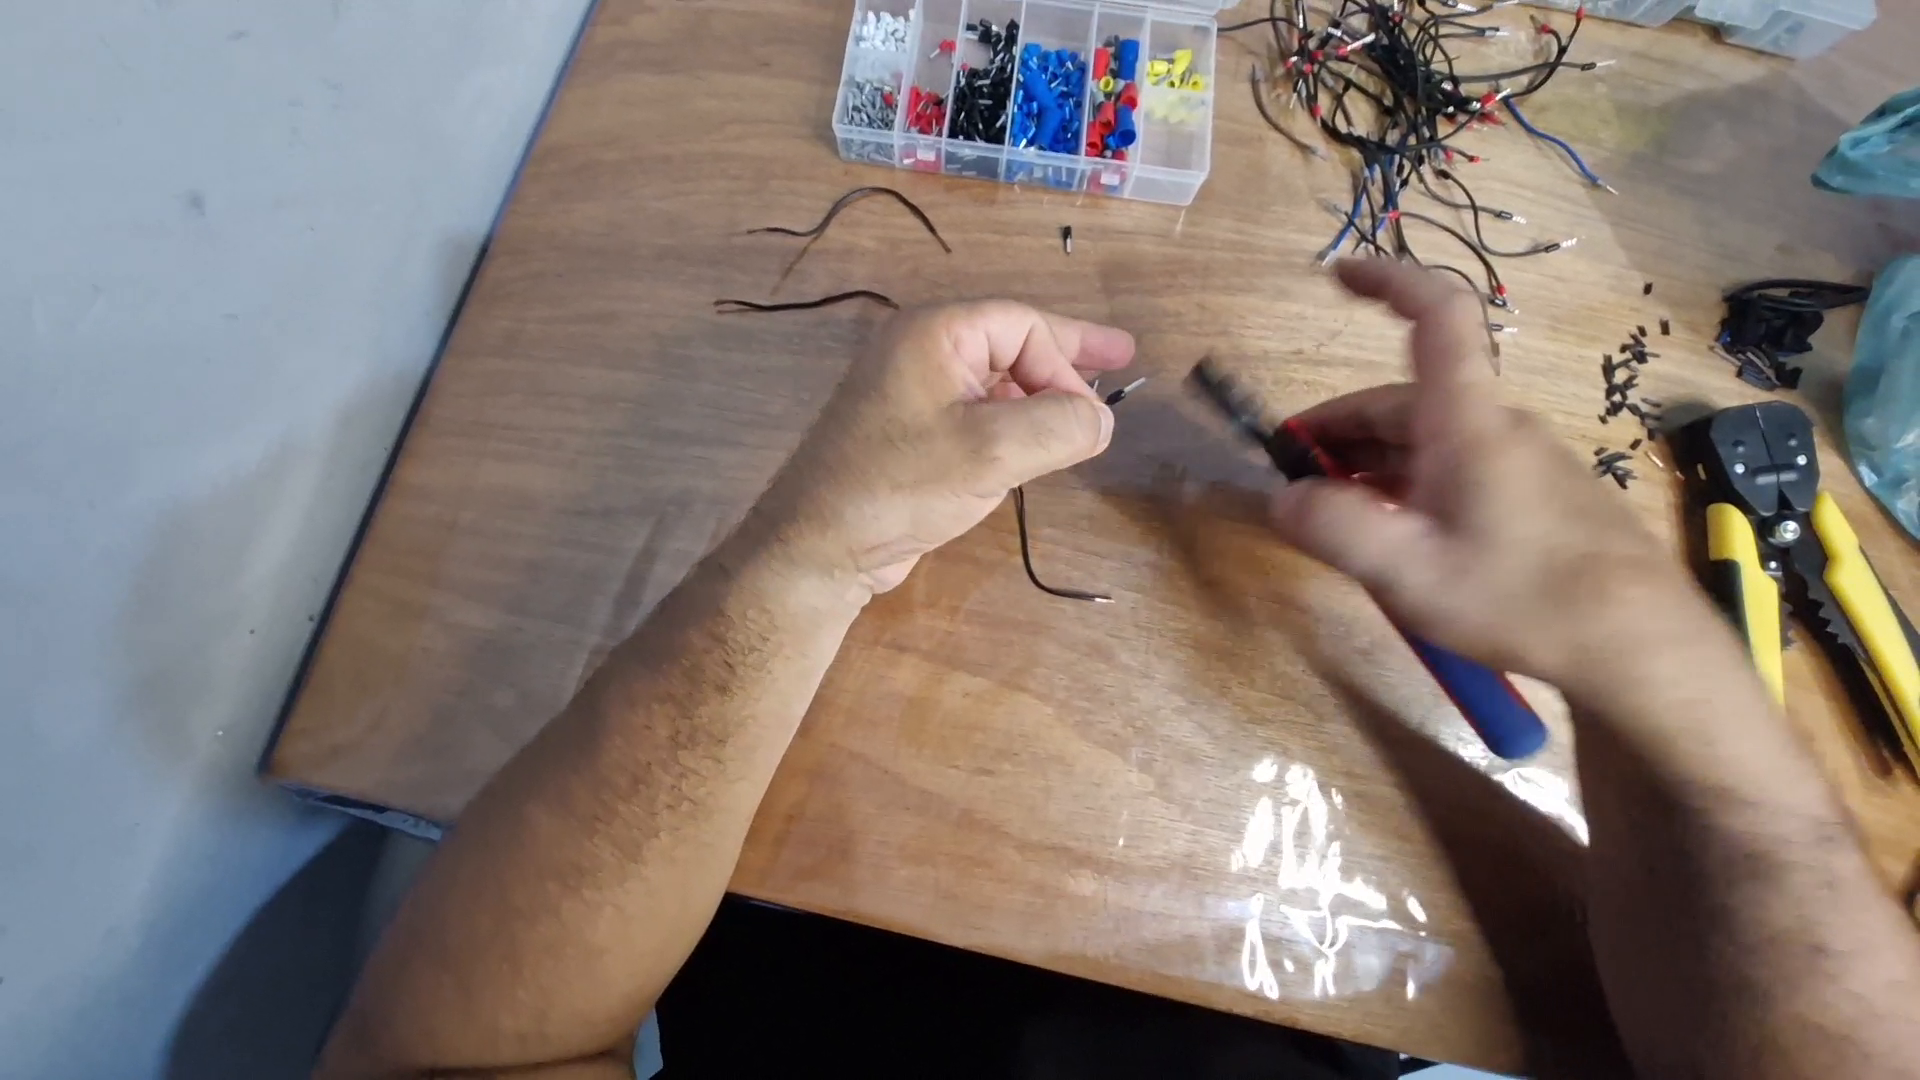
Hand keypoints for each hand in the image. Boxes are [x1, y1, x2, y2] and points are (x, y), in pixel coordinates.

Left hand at [751, 301, 1134, 596]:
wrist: (821, 545)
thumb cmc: (901, 484)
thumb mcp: (992, 451)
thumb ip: (1060, 426)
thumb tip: (1102, 420)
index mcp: (936, 333)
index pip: (1023, 325)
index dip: (1067, 362)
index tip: (1092, 415)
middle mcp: (922, 353)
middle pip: (1010, 344)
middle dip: (1064, 360)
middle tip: (1119, 358)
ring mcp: (913, 395)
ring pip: (995, 383)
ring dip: (1038, 399)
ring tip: (1079, 417)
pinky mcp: (911, 436)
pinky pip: (975, 416)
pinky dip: (1010, 426)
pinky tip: (1032, 448)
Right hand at [1267, 259, 1712, 692]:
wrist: (1637, 647)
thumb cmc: (1520, 598)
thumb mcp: (1407, 571)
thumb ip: (1332, 528)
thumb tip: (1280, 498)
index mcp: (1465, 422)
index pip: (1435, 319)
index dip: (1387, 283)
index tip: (1335, 275)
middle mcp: (1490, 426)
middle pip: (1398, 400)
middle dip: (1333, 431)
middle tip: (1288, 481)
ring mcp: (1511, 459)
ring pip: (1417, 439)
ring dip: (1360, 463)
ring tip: (1325, 514)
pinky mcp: (1523, 492)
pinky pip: (1442, 467)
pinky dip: (1395, 483)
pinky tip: (1382, 530)